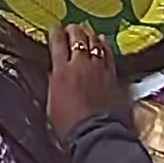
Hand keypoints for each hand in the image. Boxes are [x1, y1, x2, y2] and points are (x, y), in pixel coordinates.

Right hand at [48, 23, 127, 139]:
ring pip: (93, 42)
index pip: (57, 43)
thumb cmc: (69, 125)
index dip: (55, 32)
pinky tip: (103, 40)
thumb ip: (54, 83)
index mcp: (61, 71)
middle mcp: (79, 64)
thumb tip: (54, 72)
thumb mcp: (52, 103)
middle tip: (71, 28)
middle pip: (77, 38)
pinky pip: (108, 53)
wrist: (96, 135)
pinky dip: (104, 44)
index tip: (54, 27)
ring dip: (88, 34)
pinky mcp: (111, 75)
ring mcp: (97, 68)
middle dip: (73, 30)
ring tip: (86, 30)